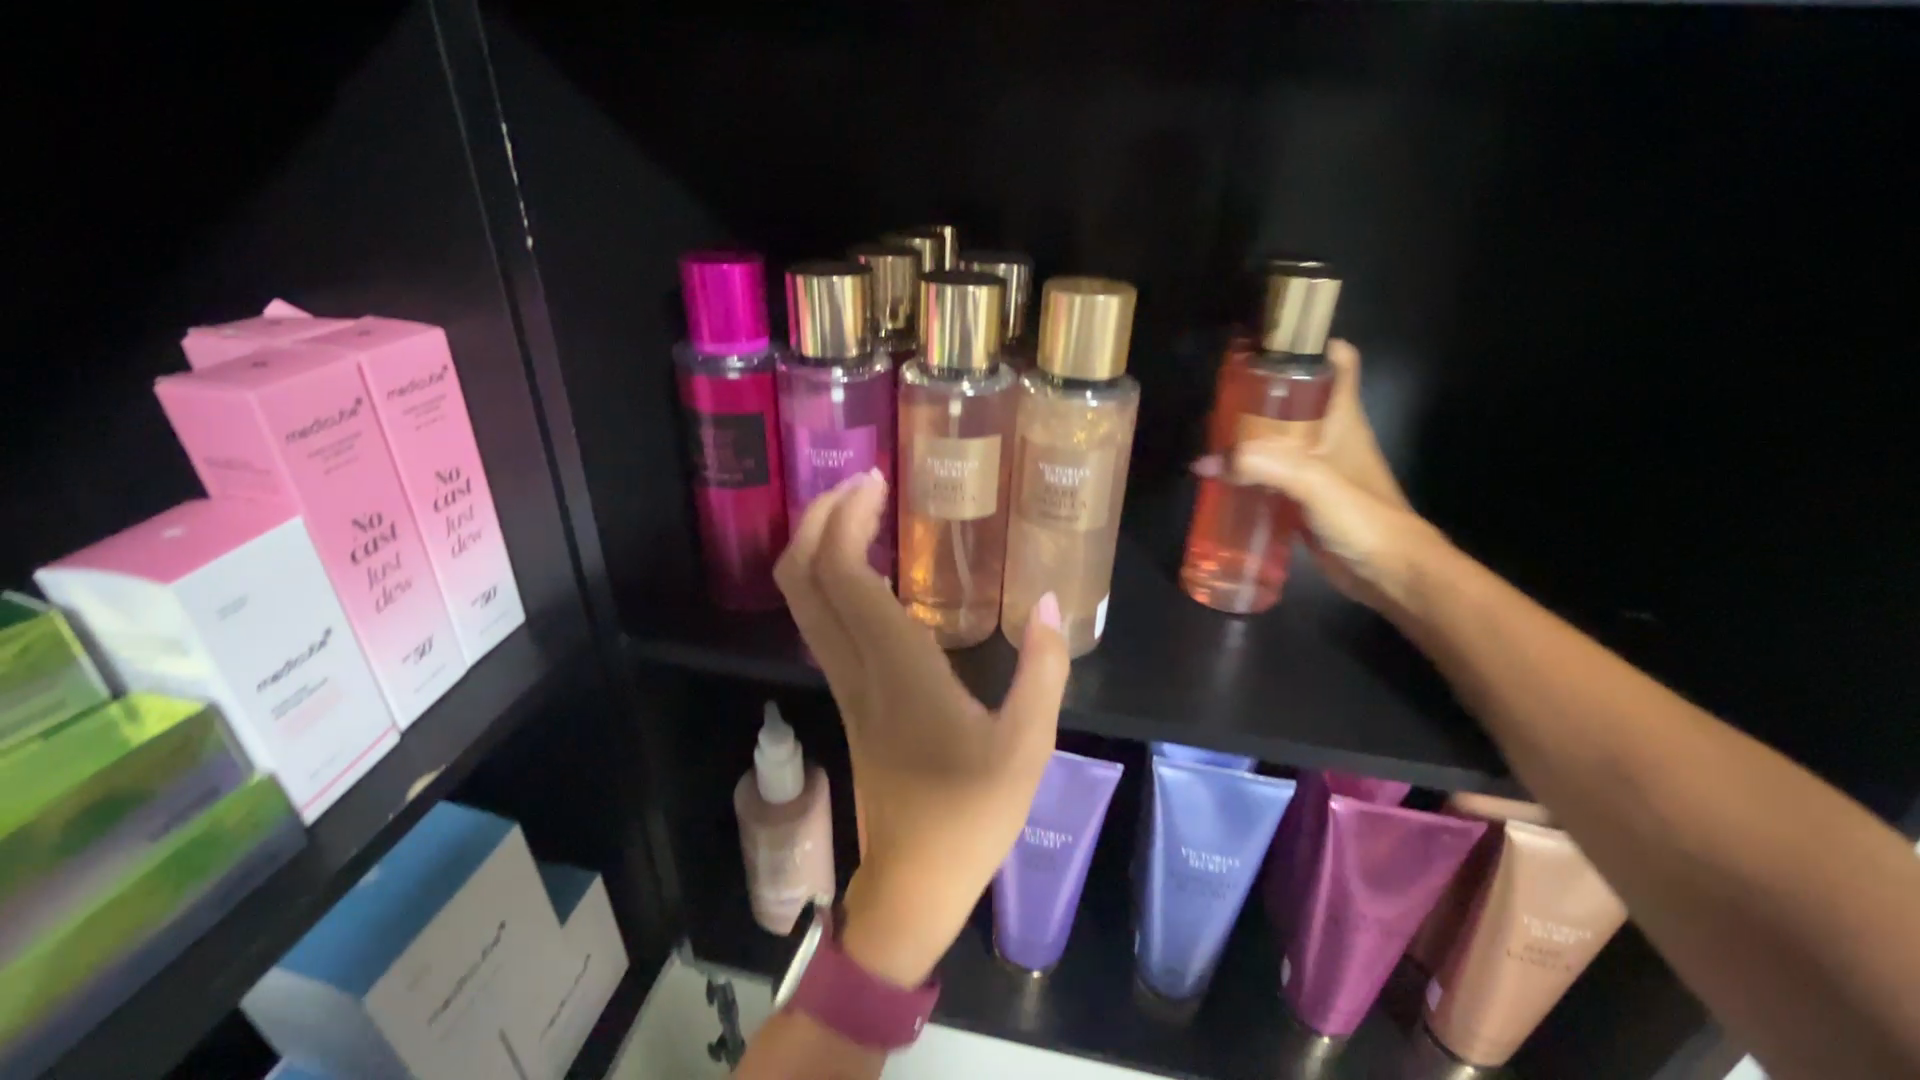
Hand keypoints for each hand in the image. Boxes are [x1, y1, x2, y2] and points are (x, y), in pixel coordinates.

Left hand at [773, 469, 1069, 986]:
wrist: (913, 883)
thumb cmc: (971, 815)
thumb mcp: (1028, 745)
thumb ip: (1044, 670)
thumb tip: (1049, 603)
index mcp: (895, 668)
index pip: (843, 575)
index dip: (845, 519)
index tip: (876, 480)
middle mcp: (856, 667)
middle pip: (803, 579)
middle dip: (818, 519)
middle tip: (861, 482)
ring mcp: (844, 685)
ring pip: (804, 603)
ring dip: (819, 547)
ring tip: (862, 511)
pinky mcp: (848, 700)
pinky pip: (822, 625)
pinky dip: (830, 582)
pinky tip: (870, 572)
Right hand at [1225, 339, 1449, 615]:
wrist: (1390, 572)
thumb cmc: (1364, 516)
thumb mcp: (1313, 481)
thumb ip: (1262, 466)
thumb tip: (1206, 462)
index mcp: (1343, 417)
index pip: (1336, 360)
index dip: (1307, 343)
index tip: (1266, 342)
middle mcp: (1330, 436)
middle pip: (1296, 398)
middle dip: (1260, 391)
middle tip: (1218, 392)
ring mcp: (1318, 470)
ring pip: (1280, 437)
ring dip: (1249, 435)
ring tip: (1209, 432)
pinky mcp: (1305, 500)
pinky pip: (1271, 476)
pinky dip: (1248, 473)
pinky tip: (1220, 478)